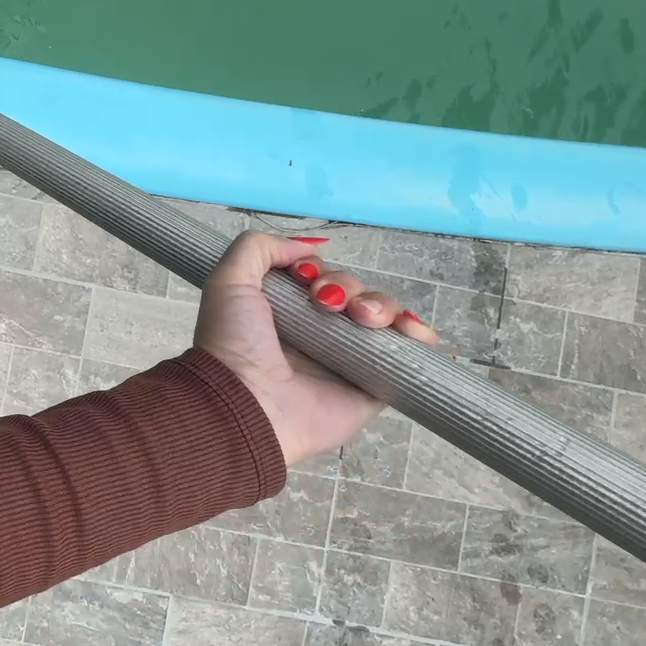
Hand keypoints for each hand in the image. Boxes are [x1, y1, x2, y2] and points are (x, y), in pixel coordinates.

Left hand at [194, 231, 440, 465]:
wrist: (250, 400)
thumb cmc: (233, 339)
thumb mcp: (227, 281)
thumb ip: (257, 249)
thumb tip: (307, 245)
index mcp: (280, 306)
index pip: (316, 275)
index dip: (317, 269)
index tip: (306, 278)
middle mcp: (313, 328)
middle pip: (352, 291)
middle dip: (349, 287)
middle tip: (332, 304)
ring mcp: (345, 355)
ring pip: (381, 315)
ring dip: (382, 306)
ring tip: (365, 319)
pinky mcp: (373, 383)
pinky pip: (406, 354)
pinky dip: (417, 336)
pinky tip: (414, 332)